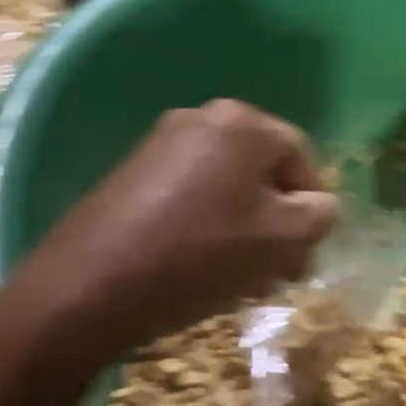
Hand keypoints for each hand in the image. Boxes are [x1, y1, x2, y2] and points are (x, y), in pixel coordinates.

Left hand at [12, 99, 340, 356]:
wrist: (86, 287)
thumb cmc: (197, 255)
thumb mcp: (278, 241)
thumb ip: (317, 216)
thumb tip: (319, 206)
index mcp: (242, 122)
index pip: (300, 155)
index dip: (313, 206)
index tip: (306, 255)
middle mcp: (203, 117)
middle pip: (260, 168)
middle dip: (277, 220)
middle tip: (278, 271)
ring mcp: (161, 143)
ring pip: (225, 184)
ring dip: (244, 227)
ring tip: (241, 279)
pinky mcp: (132, 173)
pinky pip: (189, 192)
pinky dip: (206, 224)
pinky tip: (200, 268)